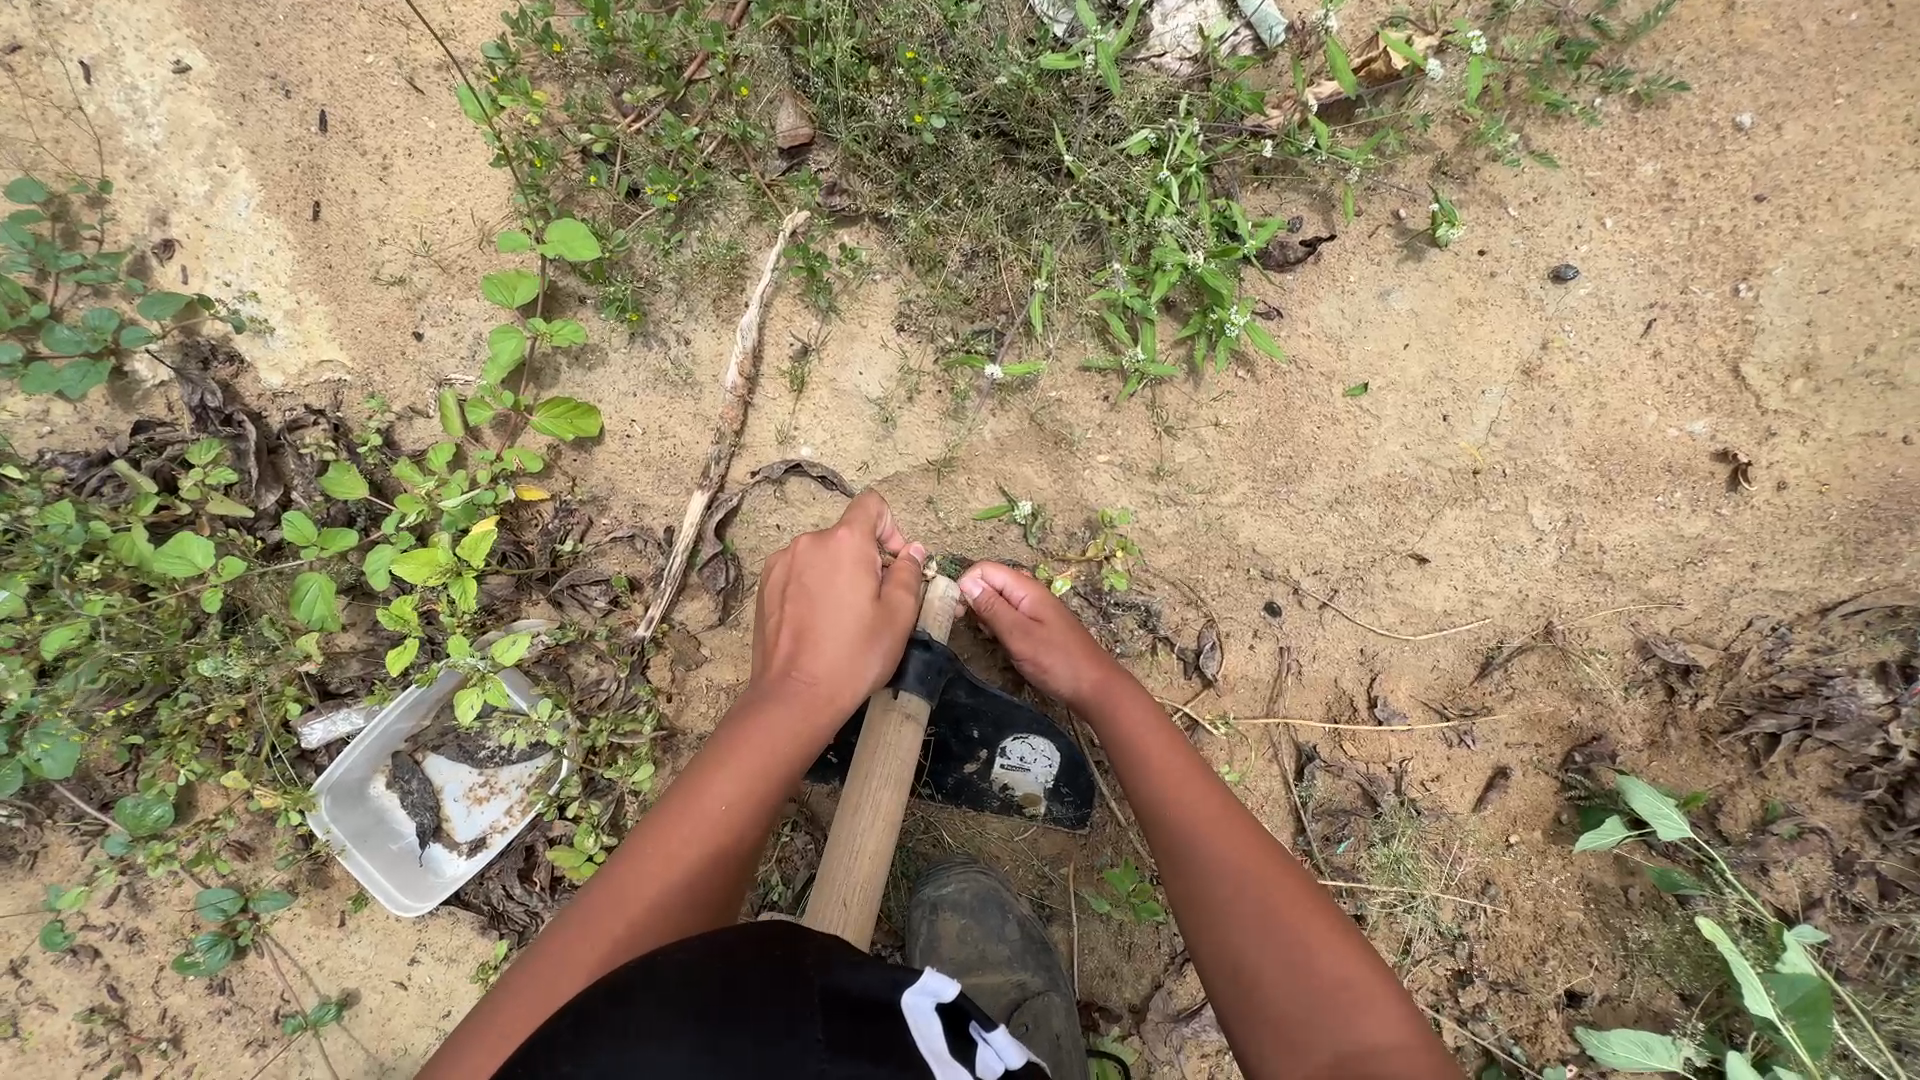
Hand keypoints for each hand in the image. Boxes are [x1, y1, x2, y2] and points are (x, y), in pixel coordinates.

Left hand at [747, 491, 927, 725]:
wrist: (795, 695)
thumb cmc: (854, 655)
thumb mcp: (898, 616)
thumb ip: (909, 574)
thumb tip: (912, 552)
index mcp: (844, 541)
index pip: (871, 504)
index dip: (891, 528)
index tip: (895, 565)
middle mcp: (808, 542)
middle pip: (847, 535)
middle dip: (866, 559)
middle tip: (875, 603)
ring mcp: (781, 563)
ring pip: (823, 556)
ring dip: (839, 574)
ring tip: (844, 618)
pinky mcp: (765, 586)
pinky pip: (800, 573)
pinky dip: (814, 587)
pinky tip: (818, 623)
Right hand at [956, 562, 1126, 712]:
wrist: (1093, 686)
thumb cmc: (1056, 661)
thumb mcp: (1018, 635)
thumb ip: (992, 608)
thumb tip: (966, 582)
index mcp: (1026, 588)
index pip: (984, 569)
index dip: (966, 585)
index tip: (958, 612)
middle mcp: (1029, 592)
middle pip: (990, 582)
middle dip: (974, 599)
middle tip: (971, 626)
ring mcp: (1034, 608)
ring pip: (998, 600)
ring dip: (985, 614)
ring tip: (989, 637)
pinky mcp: (1037, 625)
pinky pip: (1009, 615)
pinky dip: (999, 626)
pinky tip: (1002, 643)